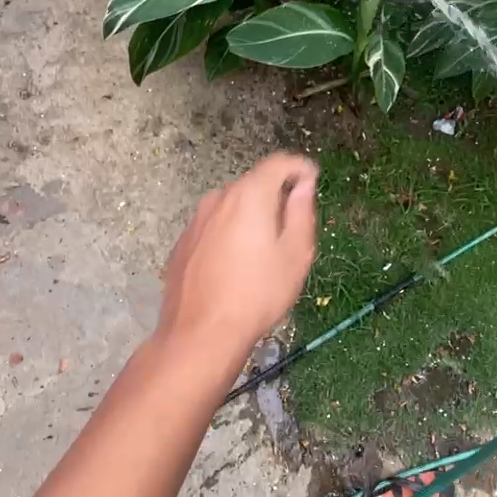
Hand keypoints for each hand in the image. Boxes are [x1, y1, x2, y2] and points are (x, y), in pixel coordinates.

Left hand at [157, 153, 318, 355]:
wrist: (201, 333)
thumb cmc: (258, 293)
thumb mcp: (295, 254)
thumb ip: (301, 211)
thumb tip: (303, 185)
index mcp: (250, 195)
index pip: (278, 163)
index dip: (300, 168)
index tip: (312, 180)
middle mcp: (219, 198)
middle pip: (254, 185)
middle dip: (276, 198)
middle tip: (292, 231)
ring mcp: (196, 220)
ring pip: (233, 207)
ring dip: (252, 218)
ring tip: (264, 255)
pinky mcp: (183, 243)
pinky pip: (215, 227)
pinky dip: (230, 235)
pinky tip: (236, 267)